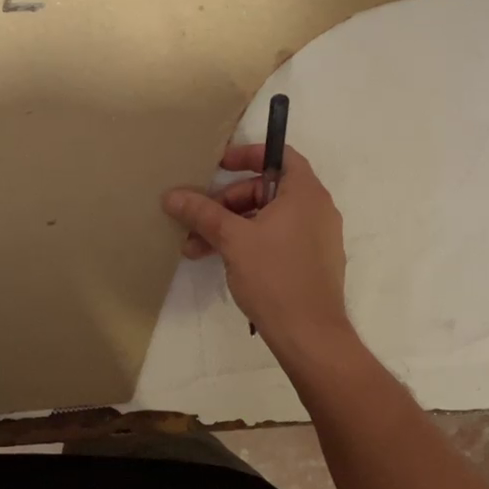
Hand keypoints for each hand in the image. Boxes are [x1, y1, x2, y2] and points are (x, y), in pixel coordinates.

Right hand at [163, 144, 349, 347]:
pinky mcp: (311, 263)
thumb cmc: (274, 276)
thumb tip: (171, 195)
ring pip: (267, 219)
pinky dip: (249, 244)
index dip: (248, 155)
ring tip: (195, 249)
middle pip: (266, 190)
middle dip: (226, 204)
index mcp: (305, 193)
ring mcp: (316, 238)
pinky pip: (277, 240)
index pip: (279, 156)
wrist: (309, 333)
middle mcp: (317, 210)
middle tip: (197, 221)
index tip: (219, 166)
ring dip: (230, 229)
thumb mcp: (232, 240)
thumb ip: (202, 213)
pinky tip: (221, 263)